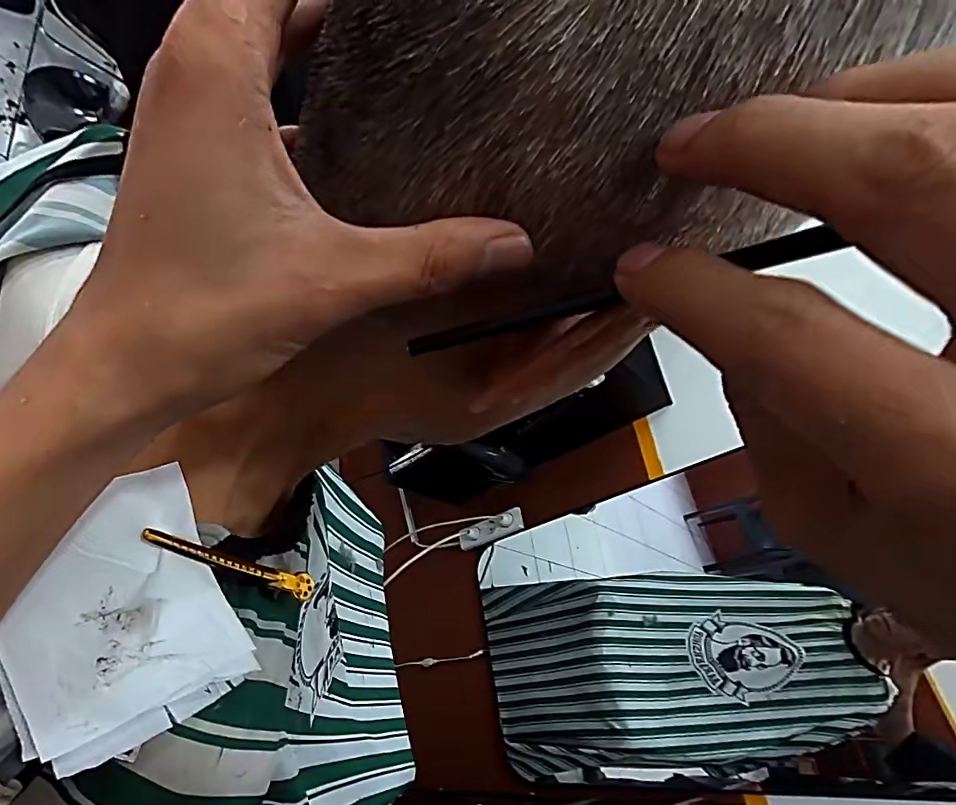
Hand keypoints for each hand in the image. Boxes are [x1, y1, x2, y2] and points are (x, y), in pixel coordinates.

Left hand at [53, 0, 533, 423]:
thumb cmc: (192, 317)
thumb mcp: (329, 278)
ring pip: (258, 40)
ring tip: (391, 57)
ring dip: (317, 40)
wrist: (126, 368)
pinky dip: (291, 92)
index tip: (418, 16)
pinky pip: (245, 93)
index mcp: (216, 63)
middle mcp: (190, 72)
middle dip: (344, 15)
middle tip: (415, 37)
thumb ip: (426, 255)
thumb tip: (506, 244)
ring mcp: (184, 115)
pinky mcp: (189, 157)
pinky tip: (339, 130)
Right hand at [266, 302, 653, 450]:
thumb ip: (459, 286)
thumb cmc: (337, 372)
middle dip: (609, 319)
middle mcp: (492, 405)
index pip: (574, 366)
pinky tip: (554, 284)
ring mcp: (476, 397)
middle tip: (656, 266)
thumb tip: (518, 249)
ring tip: (617, 269)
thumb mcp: (398, 318)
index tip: (658, 280)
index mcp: (488, 404)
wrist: (297, 403)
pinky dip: (544, 321)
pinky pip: (520, 350)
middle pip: (570, 362)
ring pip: (547, 356)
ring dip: (580, 318)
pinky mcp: (461, 382)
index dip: (618, 326)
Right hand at [609, 24, 955, 705]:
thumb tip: (735, 320)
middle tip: (699, 140)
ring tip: (817, 114)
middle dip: (773, 141)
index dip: (695, 288)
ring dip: (895, 85)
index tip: (644, 265)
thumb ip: (776, 431)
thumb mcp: (851, 543)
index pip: (794, 338)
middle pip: (925, 173)